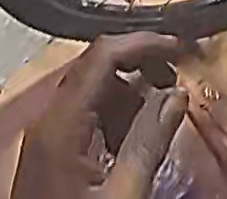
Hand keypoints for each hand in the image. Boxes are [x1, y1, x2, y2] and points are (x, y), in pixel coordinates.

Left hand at [11, 34, 189, 198]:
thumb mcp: (122, 196)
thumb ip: (149, 140)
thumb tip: (177, 94)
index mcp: (62, 121)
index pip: (104, 54)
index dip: (144, 43)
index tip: (178, 47)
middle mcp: (50, 119)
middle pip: (97, 67)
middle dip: (140, 67)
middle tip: (174, 79)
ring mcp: (47, 136)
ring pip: (93, 90)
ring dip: (130, 94)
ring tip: (158, 117)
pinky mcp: (50, 154)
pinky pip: (86, 116)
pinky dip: (114, 117)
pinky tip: (132, 142)